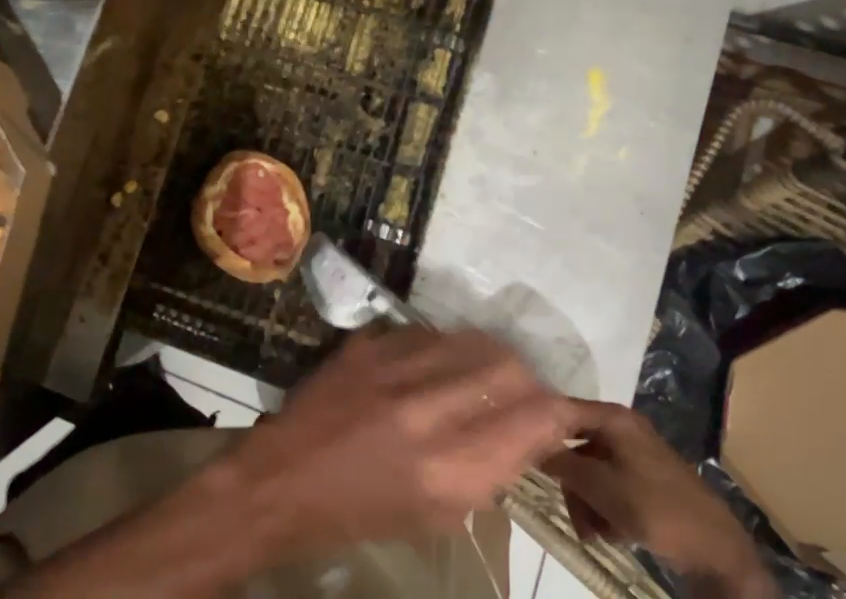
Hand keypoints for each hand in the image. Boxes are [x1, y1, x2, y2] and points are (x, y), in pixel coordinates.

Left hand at [205, 326, 576, 555]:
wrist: (284, 479)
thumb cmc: (362, 512)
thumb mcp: (439, 512)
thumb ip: (490, 468)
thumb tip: (528, 430)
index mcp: (451, 466)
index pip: (537, 417)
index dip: (561, 414)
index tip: (561, 419)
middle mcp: (428, 409)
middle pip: (511, 367)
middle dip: (528, 381)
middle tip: (520, 397)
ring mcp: (393, 367)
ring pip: (472, 339)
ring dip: (487, 359)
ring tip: (478, 377)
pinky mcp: (366, 344)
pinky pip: (427, 333)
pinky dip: (443, 349)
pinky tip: (432, 368)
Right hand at [542, 400, 774, 598]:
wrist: (716, 549)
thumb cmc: (654, 507)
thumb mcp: (598, 485)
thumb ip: (558, 461)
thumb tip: (527, 444)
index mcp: (613, 419)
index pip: (560, 410)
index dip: (538, 429)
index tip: (520, 453)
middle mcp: (622, 428)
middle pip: (574, 447)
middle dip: (571, 485)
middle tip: (576, 516)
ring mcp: (635, 454)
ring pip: (590, 472)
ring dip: (586, 503)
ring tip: (595, 533)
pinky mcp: (644, 480)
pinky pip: (609, 486)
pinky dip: (604, 508)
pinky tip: (613, 532)